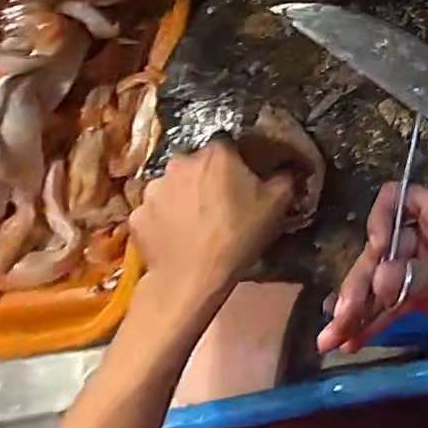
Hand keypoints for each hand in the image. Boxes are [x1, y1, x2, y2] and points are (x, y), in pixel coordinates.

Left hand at [129, 137, 294, 287]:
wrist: (190, 281)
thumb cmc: (236, 237)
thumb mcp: (275, 205)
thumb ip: (285, 177)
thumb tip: (290, 166)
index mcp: (216, 153)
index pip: (227, 146)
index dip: (235, 163)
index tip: (240, 182)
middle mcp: (181, 162)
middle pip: (198, 163)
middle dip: (206, 178)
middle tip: (218, 203)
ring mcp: (154, 188)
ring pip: (174, 185)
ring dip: (183, 196)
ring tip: (194, 222)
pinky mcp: (137, 215)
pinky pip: (155, 210)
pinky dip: (163, 218)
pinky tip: (175, 235)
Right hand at [317, 184, 427, 364]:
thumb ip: (421, 276)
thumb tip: (379, 280)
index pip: (397, 198)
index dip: (381, 218)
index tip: (377, 248)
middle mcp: (424, 234)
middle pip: (381, 246)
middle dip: (361, 278)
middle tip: (344, 311)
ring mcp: (419, 267)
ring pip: (379, 278)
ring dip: (357, 305)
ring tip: (332, 336)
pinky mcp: (419, 298)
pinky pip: (387, 305)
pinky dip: (369, 322)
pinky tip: (347, 341)